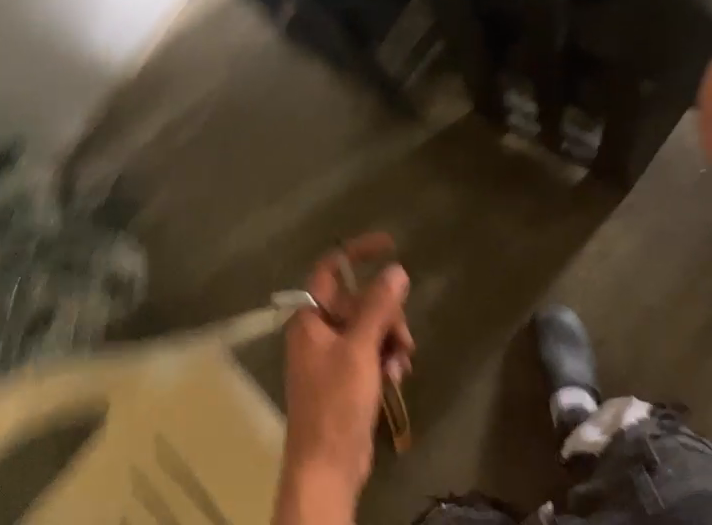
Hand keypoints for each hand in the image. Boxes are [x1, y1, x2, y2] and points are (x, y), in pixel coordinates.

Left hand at [280, 234, 415, 502]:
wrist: (327, 466)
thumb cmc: (336, 403)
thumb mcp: (360, 349)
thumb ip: (378, 306)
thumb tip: (396, 269)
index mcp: (310, 320)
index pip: (330, 270)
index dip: (357, 253)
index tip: (391, 245)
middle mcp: (318, 333)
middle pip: (359, 301)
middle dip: (387, 313)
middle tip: (401, 337)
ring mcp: (332, 357)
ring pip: (370, 327)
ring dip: (391, 339)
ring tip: (400, 363)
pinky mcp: (346, 379)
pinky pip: (372, 352)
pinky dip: (387, 358)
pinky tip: (396, 377)